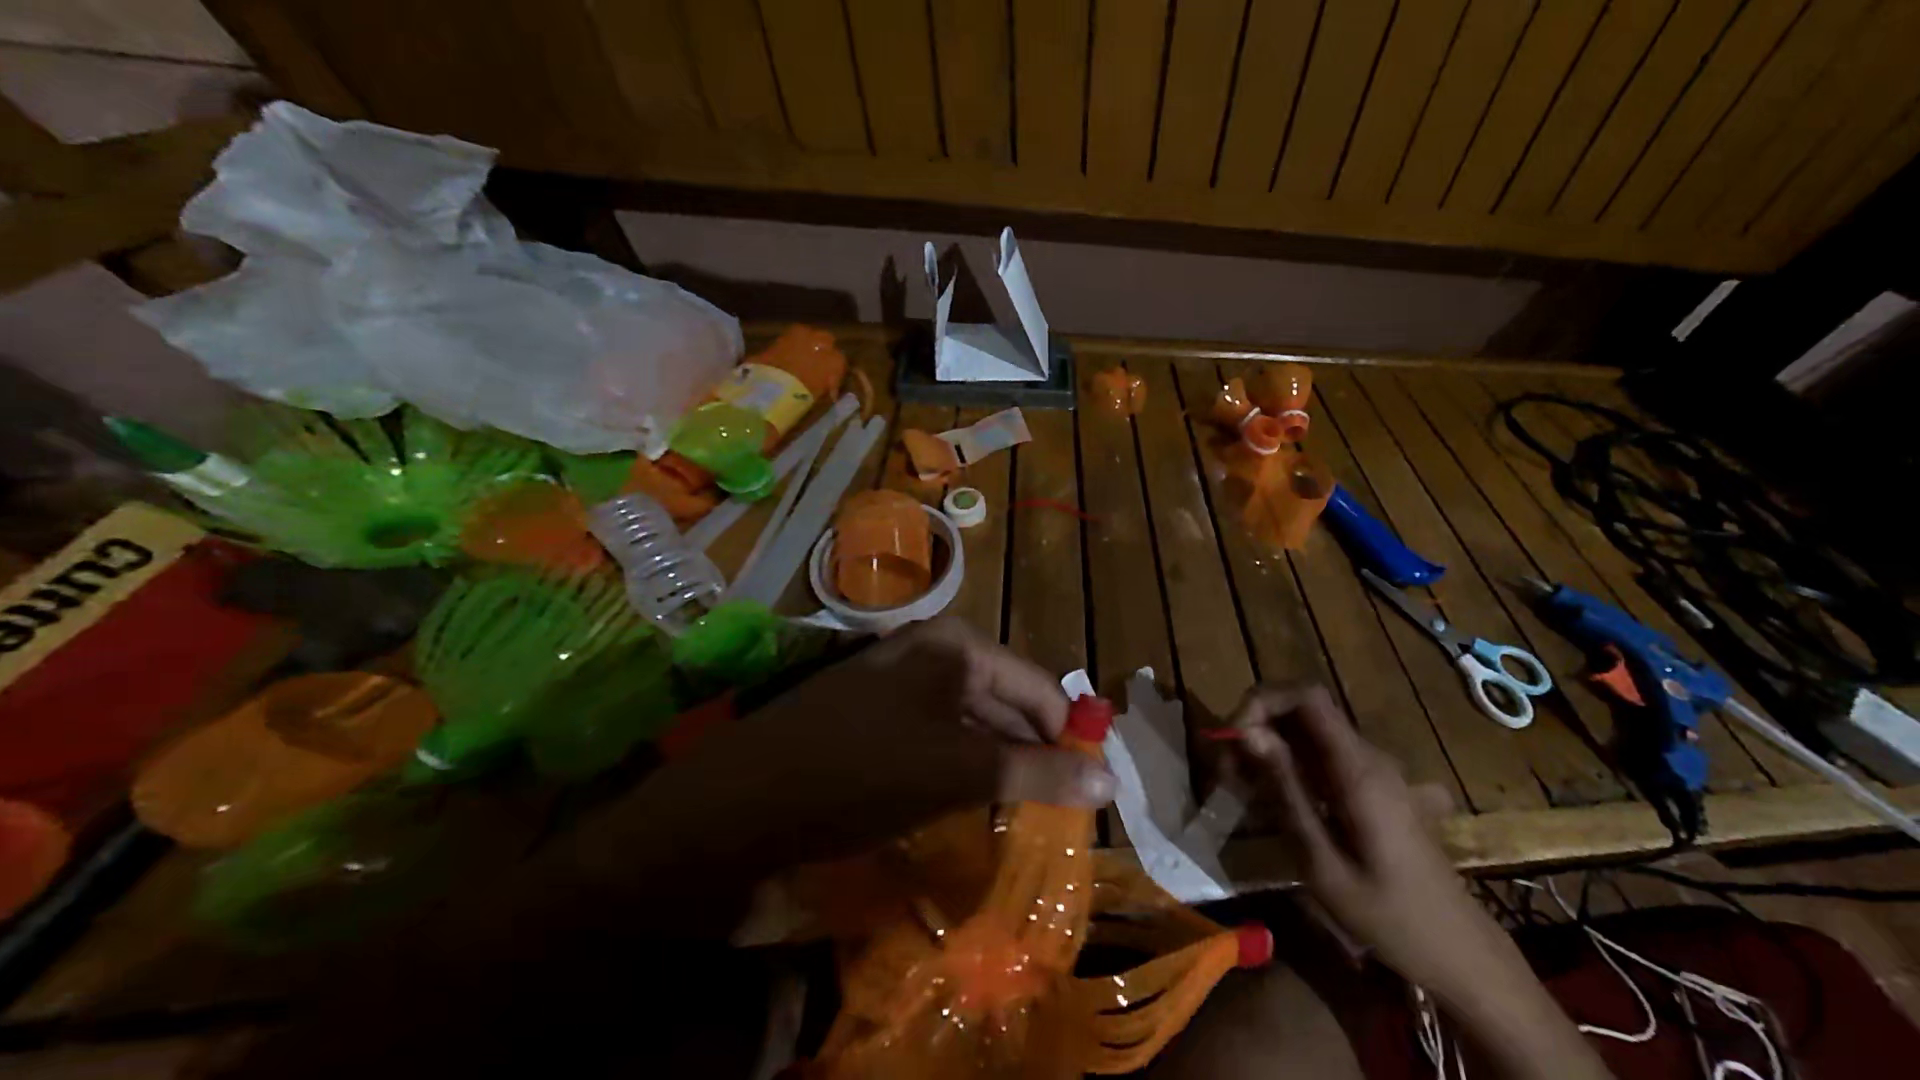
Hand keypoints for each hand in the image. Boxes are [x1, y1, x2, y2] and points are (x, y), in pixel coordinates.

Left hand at [568, 618, 1115, 892]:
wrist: (739, 800)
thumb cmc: (858, 771)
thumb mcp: (956, 770)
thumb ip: (1035, 771)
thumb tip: (1110, 778)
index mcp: (956, 646)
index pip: (1040, 687)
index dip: (1067, 738)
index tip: (1089, 793)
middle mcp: (928, 652)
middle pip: (1006, 702)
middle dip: (1032, 754)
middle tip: (1060, 813)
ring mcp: (896, 684)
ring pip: (970, 723)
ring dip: (997, 767)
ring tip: (1021, 817)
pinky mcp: (872, 717)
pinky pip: (935, 739)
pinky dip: (959, 771)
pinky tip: (967, 808)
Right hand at [1233, 685, 1614, 1078]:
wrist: (1458, 952)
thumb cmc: (1388, 915)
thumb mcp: (1322, 860)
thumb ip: (1285, 791)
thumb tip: (1247, 732)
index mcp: (1359, 769)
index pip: (1306, 696)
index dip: (1262, 702)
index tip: (1234, 739)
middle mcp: (1367, 758)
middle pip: (1300, 711)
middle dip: (1255, 729)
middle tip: (1226, 774)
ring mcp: (1371, 771)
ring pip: (1305, 734)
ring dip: (1266, 750)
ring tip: (1238, 791)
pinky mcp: (1370, 787)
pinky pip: (1318, 757)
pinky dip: (1285, 767)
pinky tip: (1268, 802)